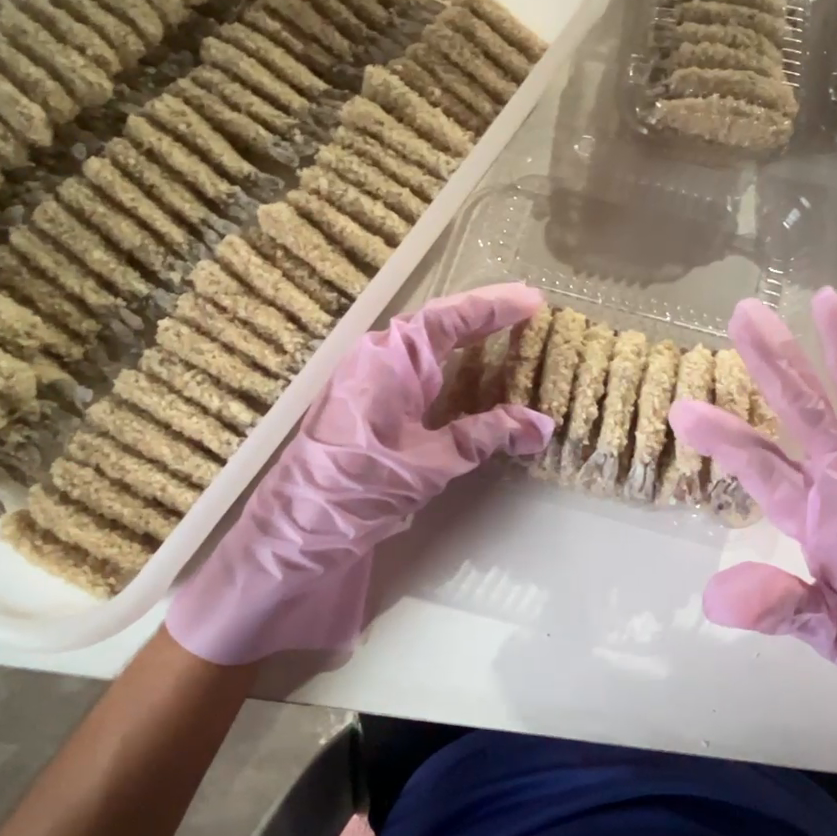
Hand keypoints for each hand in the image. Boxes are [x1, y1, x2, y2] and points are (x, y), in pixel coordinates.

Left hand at [166, 283, 554, 665]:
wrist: (294, 535)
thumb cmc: (357, 487)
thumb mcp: (431, 463)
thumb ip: (487, 437)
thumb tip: (542, 425)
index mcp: (389, 358)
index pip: (449, 317)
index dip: (493, 306)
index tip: (534, 300)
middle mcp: (377, 360)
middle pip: (439, 328)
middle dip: (484, 321)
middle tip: (530, 316)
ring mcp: (369, 384)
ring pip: (428, 353)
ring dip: (469, 348)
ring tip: (511, 344)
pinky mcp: (368, 410)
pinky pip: (418, 379)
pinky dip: (451, 377)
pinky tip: (474, 388)